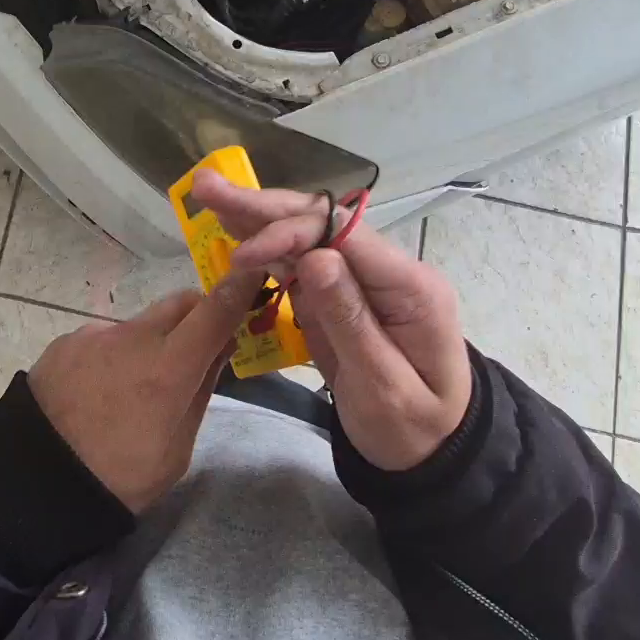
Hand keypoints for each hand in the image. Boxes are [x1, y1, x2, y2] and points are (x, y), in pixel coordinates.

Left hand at [26, 269, 261, 511]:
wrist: (36, 478)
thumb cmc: (118, 476)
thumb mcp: (176, 449)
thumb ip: (199, 392)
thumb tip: (219, 350)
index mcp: (169, 368)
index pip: (215, 313)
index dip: (238, 290)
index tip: (254, 274)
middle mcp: (135, 338)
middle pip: (180, 303)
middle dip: (198, 314)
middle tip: (199, 342)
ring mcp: (98, 334)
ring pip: (140, 323)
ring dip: (151, 341)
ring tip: (134, 385)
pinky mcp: (69, 340)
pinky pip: (105, 337)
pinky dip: (114, 354)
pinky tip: (98, 389)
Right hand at [188, 170, 472, 470]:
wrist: (433, 451)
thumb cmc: (413, 427)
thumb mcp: (384, 386)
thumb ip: (351, 320)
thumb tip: (316, 258)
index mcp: (408, 285)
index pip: (343, 234)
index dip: (288, 233)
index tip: (242, 254)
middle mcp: (384, 268)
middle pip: (320, 220)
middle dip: (262, 206)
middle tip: (206, 188)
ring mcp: (360, 276)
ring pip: (304, 232)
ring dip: (255, 215)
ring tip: (208, 195)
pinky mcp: (339, 291)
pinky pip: (299, 259)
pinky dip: (262, 245)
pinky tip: (230, 229)